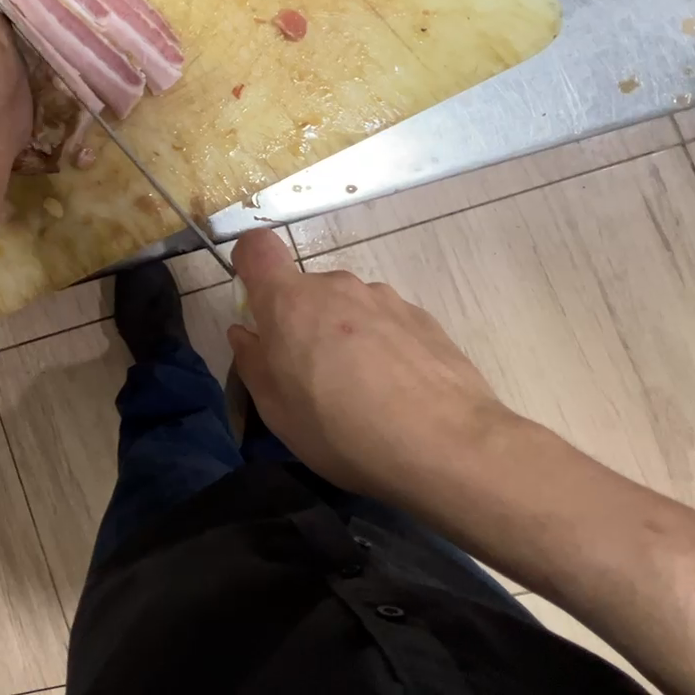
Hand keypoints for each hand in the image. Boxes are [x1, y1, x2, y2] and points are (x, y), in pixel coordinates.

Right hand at [227, 230, 521, 504]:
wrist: (449, 447)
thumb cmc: (342, 429)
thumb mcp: (276, 410)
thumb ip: (252, 363)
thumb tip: (245, 334)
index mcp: (289, 301)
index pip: (256, 247)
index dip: (249, 264)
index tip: (254, 302)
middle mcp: (335, 286)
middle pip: (304, 290)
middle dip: (301, 322)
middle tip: (311, 376)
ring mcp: (384, 298)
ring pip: (347, 307)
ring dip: (344, 335)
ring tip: (363, 391)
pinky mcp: (423, 318)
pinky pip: (385, 324)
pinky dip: (382, 347)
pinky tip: (398, 393)